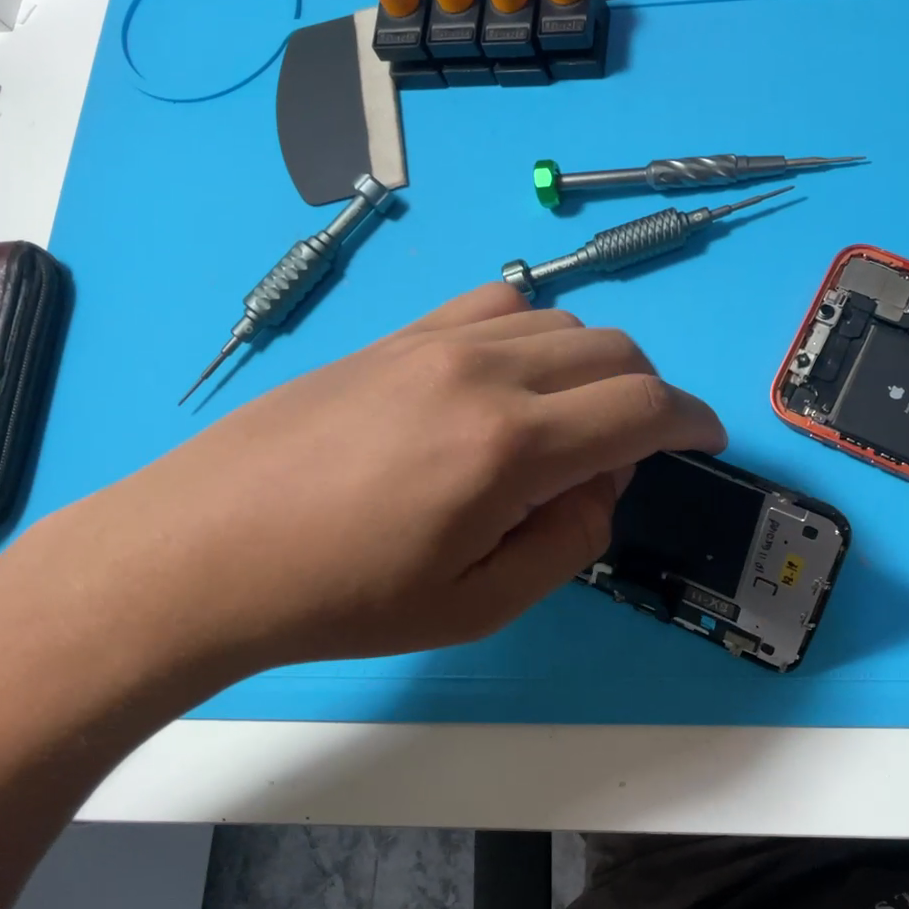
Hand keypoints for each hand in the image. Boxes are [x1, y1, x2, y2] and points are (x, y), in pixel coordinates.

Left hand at [5, 283, 725, 669]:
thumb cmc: (344, 600)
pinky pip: (499, 303)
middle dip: (650, 400)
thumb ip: (570, 543)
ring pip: (565, 321)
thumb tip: (601, 487)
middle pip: (617, 352)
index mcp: (512, 447)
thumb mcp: (480, 605)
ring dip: (596, 367)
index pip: (645, 407)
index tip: (709, 441)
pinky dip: (538, 335)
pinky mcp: (399, 334)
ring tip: (567, 423)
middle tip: (620, 461)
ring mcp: (437, 341)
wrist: (199, 554)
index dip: (695, 421)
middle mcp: (486, 372)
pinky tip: (512, 379)